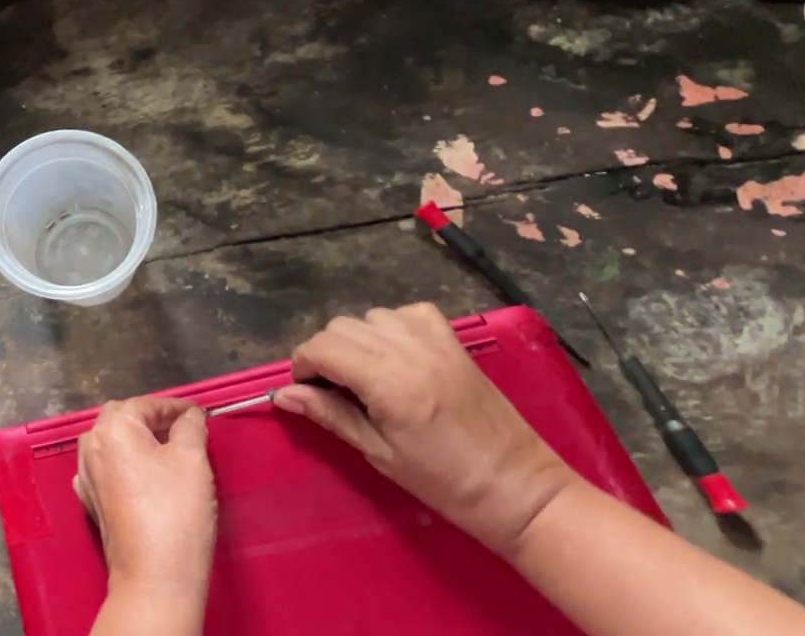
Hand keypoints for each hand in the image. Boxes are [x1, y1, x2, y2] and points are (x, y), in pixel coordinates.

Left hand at [74, 397, 216, 597]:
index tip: (198, 413)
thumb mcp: (192, 459)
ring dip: (138, 441)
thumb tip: (190, 416)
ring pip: (113, 443)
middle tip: (183, 428)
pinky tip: (142, 475)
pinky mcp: (91, 501)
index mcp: (112, 428)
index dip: (175, 406)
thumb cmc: (175, 513)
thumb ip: (190, 428)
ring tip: (168, 451)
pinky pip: (107, 469)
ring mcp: (87, 475)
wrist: (154, 578)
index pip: (146, 405)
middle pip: (123, 419)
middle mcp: (91, 446)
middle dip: (153, 420)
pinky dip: (125, 464)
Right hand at [273, 303, 580, 555]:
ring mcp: (434, 343)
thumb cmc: (446, 483)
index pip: (321, 348)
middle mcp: (408, 352)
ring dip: (356, 339)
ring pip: (370, 317)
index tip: (305, 391)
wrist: (522, 491)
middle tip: (332, 389)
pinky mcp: (454, 343)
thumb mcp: (380, 454)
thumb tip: (282, 395)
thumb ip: (330, 415)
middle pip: (339, 328)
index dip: (302, 366)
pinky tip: (396, 352)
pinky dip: (393, 325)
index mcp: (387, 382)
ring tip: (364, 372)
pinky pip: (409, 313)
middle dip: (324, 353)